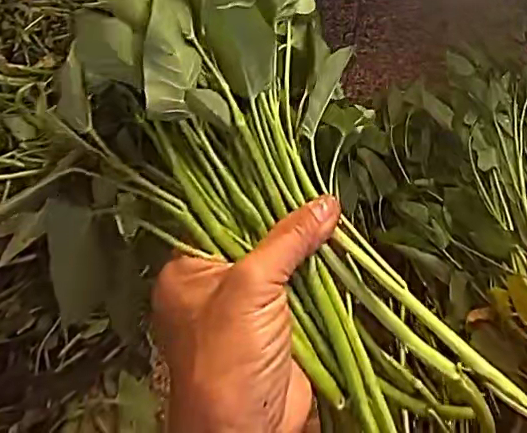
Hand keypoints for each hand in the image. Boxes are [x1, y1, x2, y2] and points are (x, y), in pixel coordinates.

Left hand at [153, 196, 340, 432]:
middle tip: (314, 185)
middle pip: (254, 233)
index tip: (281, 163)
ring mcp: (248, 303)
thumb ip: (288, 240)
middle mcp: (215, 282)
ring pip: (282, 257)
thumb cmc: (227, 363)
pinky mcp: (279, 321)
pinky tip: (336, 242)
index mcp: (189, 271)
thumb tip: (326, 203)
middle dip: (286, 215)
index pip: (217, 213)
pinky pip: (301, 282)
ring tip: (330, 208)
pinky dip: (319, 267)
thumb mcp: (252, 287)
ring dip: (307, 241)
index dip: (248, 189)